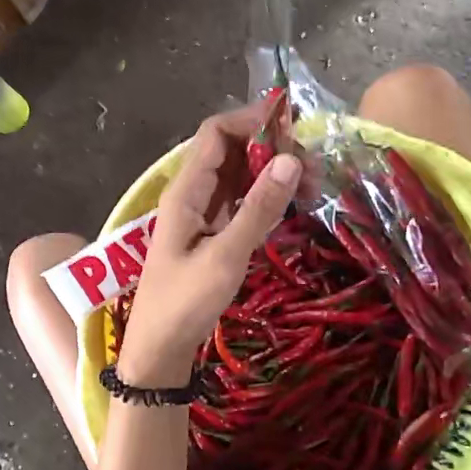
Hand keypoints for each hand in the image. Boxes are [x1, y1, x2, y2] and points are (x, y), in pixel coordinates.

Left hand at [115, 105, 302, 388]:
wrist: (159, 350)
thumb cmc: (185, 303)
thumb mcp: (225, 257)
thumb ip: (258, 209)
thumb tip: (290, 160)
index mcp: (186, 191)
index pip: (216, 134)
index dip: (251, 119)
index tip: (293, 122)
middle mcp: (192, 194)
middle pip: (229, 151)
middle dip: (268, 145)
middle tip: (311, 160)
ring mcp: (202, 214)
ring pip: (237, 176)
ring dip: (270, 170)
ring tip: (310, 180)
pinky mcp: (211, 234)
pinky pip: (239, 201)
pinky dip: (264, 195)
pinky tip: (290, 202)